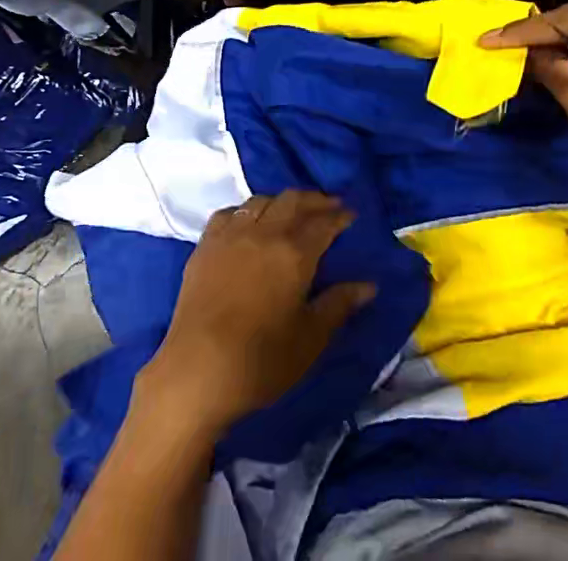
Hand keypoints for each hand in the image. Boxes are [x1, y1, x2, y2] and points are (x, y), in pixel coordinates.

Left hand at [135, 191, 375, 435]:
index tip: (351, 215)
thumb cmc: (263, 359)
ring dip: (281, 201)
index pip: (323, 222)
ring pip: (260, 201)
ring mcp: (229, 236)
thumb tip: (368, 285)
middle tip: (328, 206)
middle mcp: (263, 233)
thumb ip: (339, 304)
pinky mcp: (204, 246)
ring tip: (291, 212)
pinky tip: (249, 223)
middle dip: (314, 200)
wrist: (199, 368)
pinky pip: (228, 213)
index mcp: (294, 253)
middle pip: (291, 201)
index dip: (340, 216)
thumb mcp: (311, 337)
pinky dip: (245, 211)